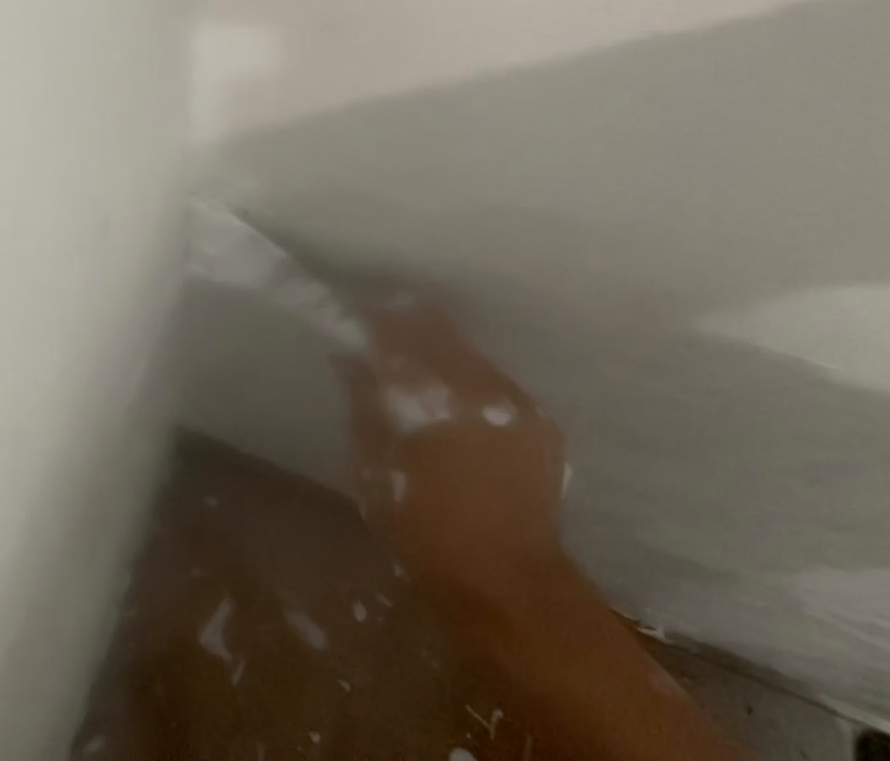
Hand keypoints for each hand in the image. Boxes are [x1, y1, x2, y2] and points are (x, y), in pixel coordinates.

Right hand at [337, 300, 566, 604]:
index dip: (374, 318)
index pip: (397, 332)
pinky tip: (455, 402)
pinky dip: (469, 381)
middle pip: (440, 332)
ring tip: (417, 365)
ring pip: (470, 354)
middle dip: (408, 326)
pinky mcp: (540, 423)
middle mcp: (479, 387)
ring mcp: (517, 402)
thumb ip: (361, 403)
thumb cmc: (421, 524)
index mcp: (431, 395)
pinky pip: (495, 383)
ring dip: (441, 352)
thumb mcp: (372, 464)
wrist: (504, 578)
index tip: (356, 311)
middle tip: (382, 330)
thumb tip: (348, 357)